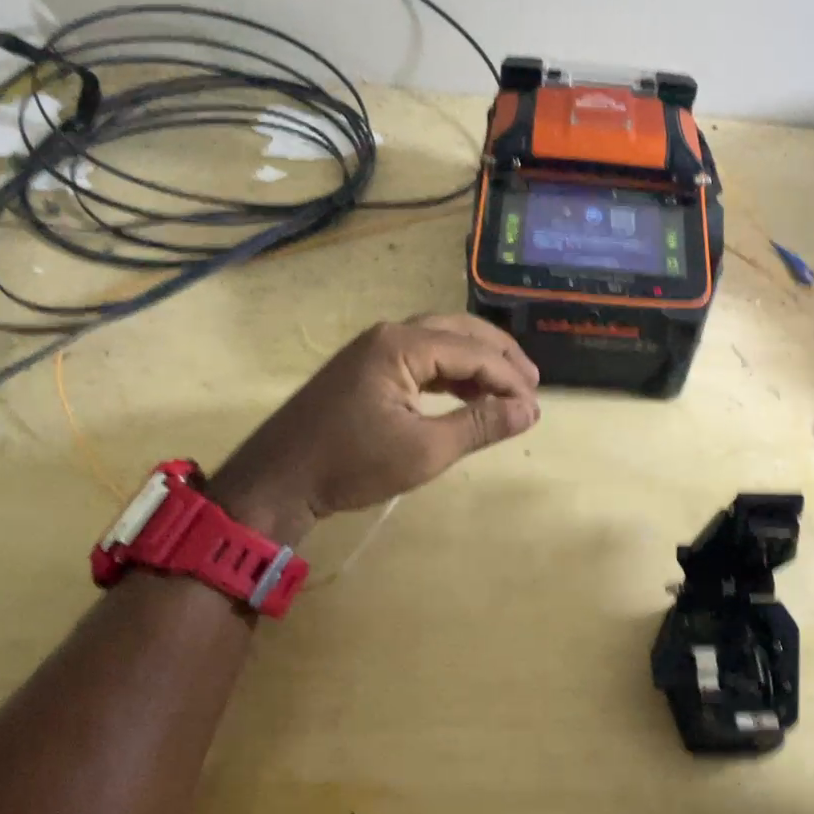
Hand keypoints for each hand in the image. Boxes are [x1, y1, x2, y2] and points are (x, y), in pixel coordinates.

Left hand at [207, 314, 541, 542]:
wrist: (278, 481)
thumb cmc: (351, 466)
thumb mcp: (425, 450)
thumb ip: (480, 425)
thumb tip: (529, 411)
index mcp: (402, 346)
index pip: (473, 352)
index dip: (509, 378)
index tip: (535, 408)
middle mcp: (389, 334)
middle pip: (459, 332)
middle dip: (499, 356)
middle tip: (531, 385)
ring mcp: (373, 348)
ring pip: (440, 341)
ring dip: (476, 362)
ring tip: (507, 390)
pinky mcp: (365, 368)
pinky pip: (420, 357)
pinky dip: (450, 372)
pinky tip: (466, 394)